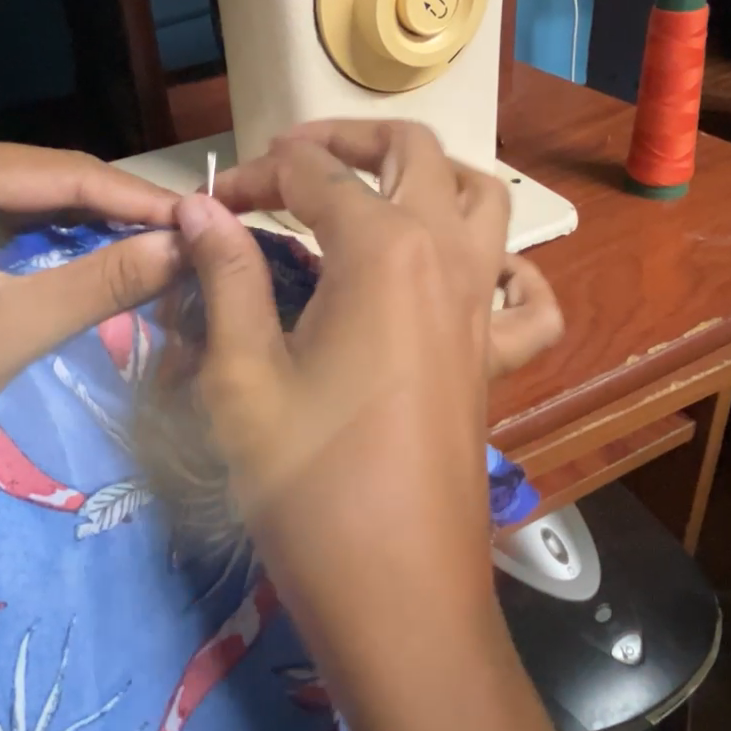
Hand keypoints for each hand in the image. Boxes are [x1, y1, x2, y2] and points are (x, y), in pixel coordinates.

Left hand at [0, 134, 183, 489]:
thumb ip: (104, 282)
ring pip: (35, 199)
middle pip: (49, 179)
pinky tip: (109, 251)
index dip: (137, 198)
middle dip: (120, 211)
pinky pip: (12, 220)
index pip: (61, 172)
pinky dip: (61, 239)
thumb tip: (186, 248)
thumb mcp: (13, 328)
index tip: (200, 218)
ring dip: (96, 224)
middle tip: (188, 233)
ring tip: (163, 241)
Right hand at [178, 119, 560, 730]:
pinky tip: (469, 280)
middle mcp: (447, 256)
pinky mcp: (498, 357)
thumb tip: (200, 208)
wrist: (395, 591)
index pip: (314, 173)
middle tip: (291, 164)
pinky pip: (530, 297)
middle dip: (348, 138)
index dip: (257, 175)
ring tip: (375, 196)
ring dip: (430, 177)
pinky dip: (509, 270)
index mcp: (381, 249)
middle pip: (413, 149)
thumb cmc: (306, 482)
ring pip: (483, 198)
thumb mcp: (241, 376)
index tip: (217, 203)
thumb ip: (225, 276)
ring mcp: (483, 305)